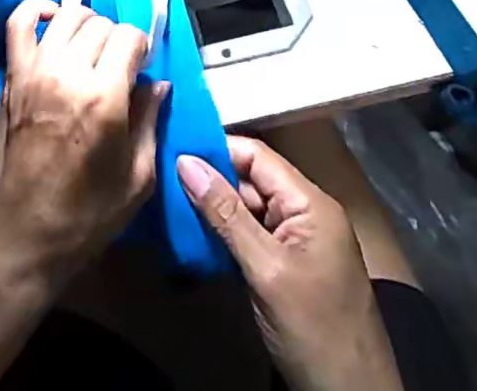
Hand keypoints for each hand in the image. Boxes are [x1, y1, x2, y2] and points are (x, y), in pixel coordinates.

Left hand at [0, 0, 166, 289]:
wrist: (20, 234)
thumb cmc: (86, 213)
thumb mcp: (139, 176)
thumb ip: (151, 121)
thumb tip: (158, 84)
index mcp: (104, 99)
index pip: (130, 36)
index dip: (141, 50)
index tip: (140, 70)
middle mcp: (68, 74)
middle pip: (102, 24)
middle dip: (117, 40)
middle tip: (117, 67)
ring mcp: (35, 71)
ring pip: (69, 15)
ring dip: (87, 25)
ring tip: (91, 50)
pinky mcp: (12, 76)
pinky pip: (21, 21)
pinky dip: (38, 10)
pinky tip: (55, 22)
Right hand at [178, 137, 405, 390]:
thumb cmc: (313, 327)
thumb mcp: (266, 269)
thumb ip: (227, 215)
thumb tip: (186, 163)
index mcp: (309, 201)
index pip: (258, 157)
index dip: (217, 149)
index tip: (174, 149)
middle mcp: (305, 212)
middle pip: (252, 181)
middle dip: (211, 181)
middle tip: (163, 182)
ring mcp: (297, 241)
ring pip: (249, 211)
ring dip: (214, 211)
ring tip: (169, 207)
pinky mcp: (288, 267)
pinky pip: (253, 238)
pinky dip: (225, 238)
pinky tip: (194, 240)